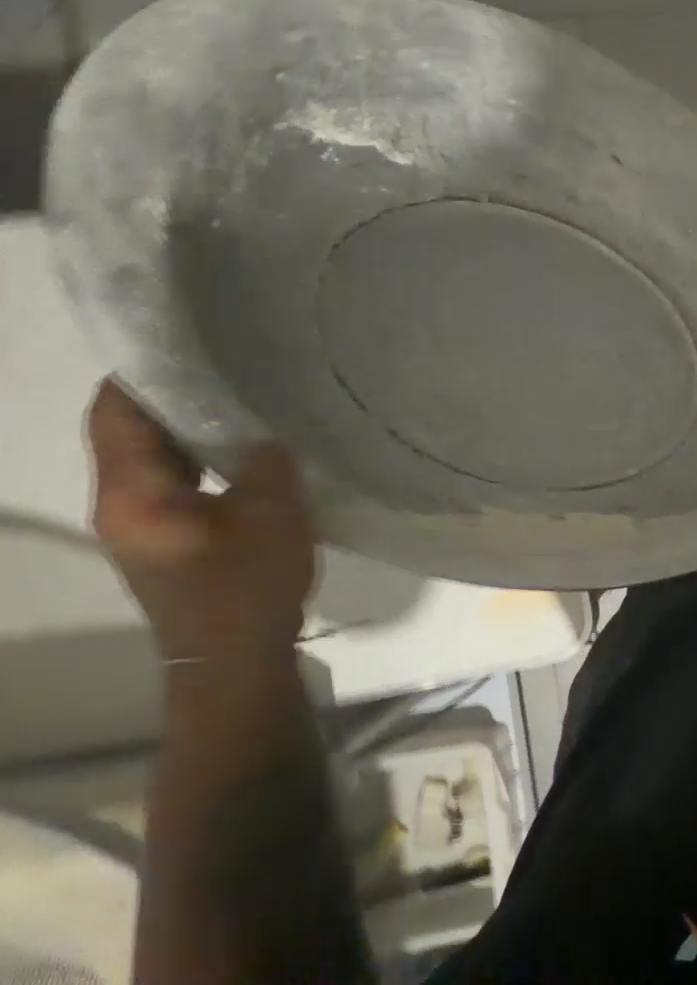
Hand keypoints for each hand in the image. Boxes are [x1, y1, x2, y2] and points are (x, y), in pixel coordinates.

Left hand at [86, 379, 316, 661]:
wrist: (233, 659)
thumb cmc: (245, 587)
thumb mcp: (271, 519)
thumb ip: (265, 468)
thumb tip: (265, 438)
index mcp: (132, 492)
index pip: (116, 415)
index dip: (141, 376)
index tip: (188, 346)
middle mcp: (122, 503)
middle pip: (132, 434)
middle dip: (175, 400)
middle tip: (234, 372)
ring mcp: (143, 525)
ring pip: (158, 460)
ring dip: (194, 433)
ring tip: (249, 409)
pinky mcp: (170, 540)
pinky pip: (179, 484)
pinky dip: (206, 462)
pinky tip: (251, 459)